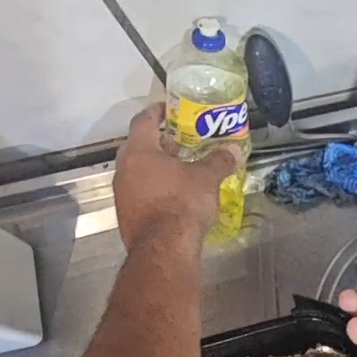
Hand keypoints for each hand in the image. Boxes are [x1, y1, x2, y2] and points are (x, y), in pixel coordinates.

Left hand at [112, 103, 237, 252]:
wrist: (164, 248)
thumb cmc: (182, 203)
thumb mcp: (206, 178)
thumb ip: (218, 161)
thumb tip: (234, 150)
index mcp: (139, 151)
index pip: (143, 121)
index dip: (156, 112)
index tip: (167, 109)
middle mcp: (124, 169)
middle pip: (139, 147)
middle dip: (160, 144)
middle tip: (180, 143)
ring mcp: (122, 194)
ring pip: (138, 172)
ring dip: (156, 168)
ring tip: (180, 170)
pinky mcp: (127, 215)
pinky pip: (140, 193)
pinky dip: (155, 189)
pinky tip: (173, 197)